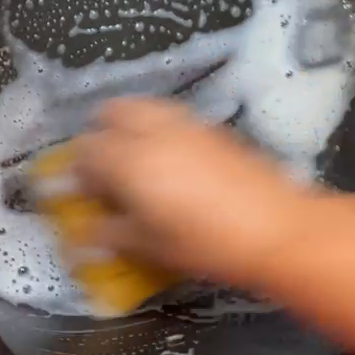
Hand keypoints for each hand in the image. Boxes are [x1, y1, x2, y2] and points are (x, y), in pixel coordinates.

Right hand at [71, 98, 312, 285]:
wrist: (278, 230)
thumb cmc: (205, 244)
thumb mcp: (150, 246)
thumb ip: (110, 233)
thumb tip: (86, 232)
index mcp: (129, 161)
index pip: (84, 150)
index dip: (76, 170)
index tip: (81, 191)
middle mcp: (152, 132)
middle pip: (110, 113)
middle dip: (98, 134)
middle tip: (101, 164)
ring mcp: (185, 125)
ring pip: (142, 107)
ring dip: (128, 126)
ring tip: (132, 156)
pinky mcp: (212, 129)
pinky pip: (171, 117)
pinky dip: (157, 129)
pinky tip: (169, 160)